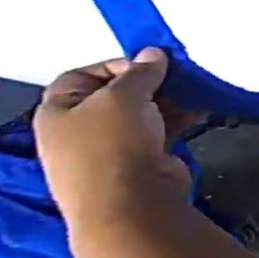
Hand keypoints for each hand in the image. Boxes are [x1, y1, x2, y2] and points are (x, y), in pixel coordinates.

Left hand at [35, 48, 194, 219]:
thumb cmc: (112, 143)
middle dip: (149, 83)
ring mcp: (111, 148)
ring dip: (168, 100)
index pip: (82, 75)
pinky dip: (178, 118)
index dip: (116, 66)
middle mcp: (80, 129)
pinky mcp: (141, 161)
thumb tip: (153, 53)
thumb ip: (141, 72)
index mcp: (58, 111)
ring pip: (142, 113)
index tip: (149, 65)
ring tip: (195, 90)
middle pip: (116, 94)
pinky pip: (159, 131)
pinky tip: (200, 108)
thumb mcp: (123, 96)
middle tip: (177, 76)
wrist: (130, 204)